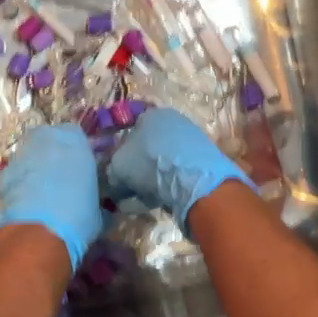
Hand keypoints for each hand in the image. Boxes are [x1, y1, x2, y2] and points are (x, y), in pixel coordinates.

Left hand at [0, 124, 102, 271]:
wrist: (39, 233)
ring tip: (40, 194)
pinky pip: (14, 175)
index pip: (73, 134)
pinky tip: (24, 204)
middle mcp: (44, 141)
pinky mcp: (2, 175)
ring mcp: (19, 156)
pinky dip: (18, 184)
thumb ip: (90, 193)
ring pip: (27, 156)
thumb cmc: (78, 216)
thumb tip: (89, 201)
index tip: (77, 167)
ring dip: (33, 169)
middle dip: (50, 155)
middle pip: (46, 140)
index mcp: (74, 141)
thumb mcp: (95, 206)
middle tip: (58, 178)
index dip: (74, 150)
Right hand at [107, 107, 253, 235]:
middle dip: (137, 168)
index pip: (131, 130)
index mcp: (151, 115)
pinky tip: (159, 201)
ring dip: (151, 180)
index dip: (121, 152)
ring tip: (141, 200)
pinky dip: (168, 185)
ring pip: (163, 162)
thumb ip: (112, 168)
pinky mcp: (205, 161)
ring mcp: (192, 141)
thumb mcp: (118, 165)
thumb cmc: (149, 162)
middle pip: (148, 147)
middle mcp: (173, 122)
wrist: (192, 178)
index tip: (117, 171)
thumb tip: (115, 177)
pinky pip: (178, 173)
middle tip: (128, 187)